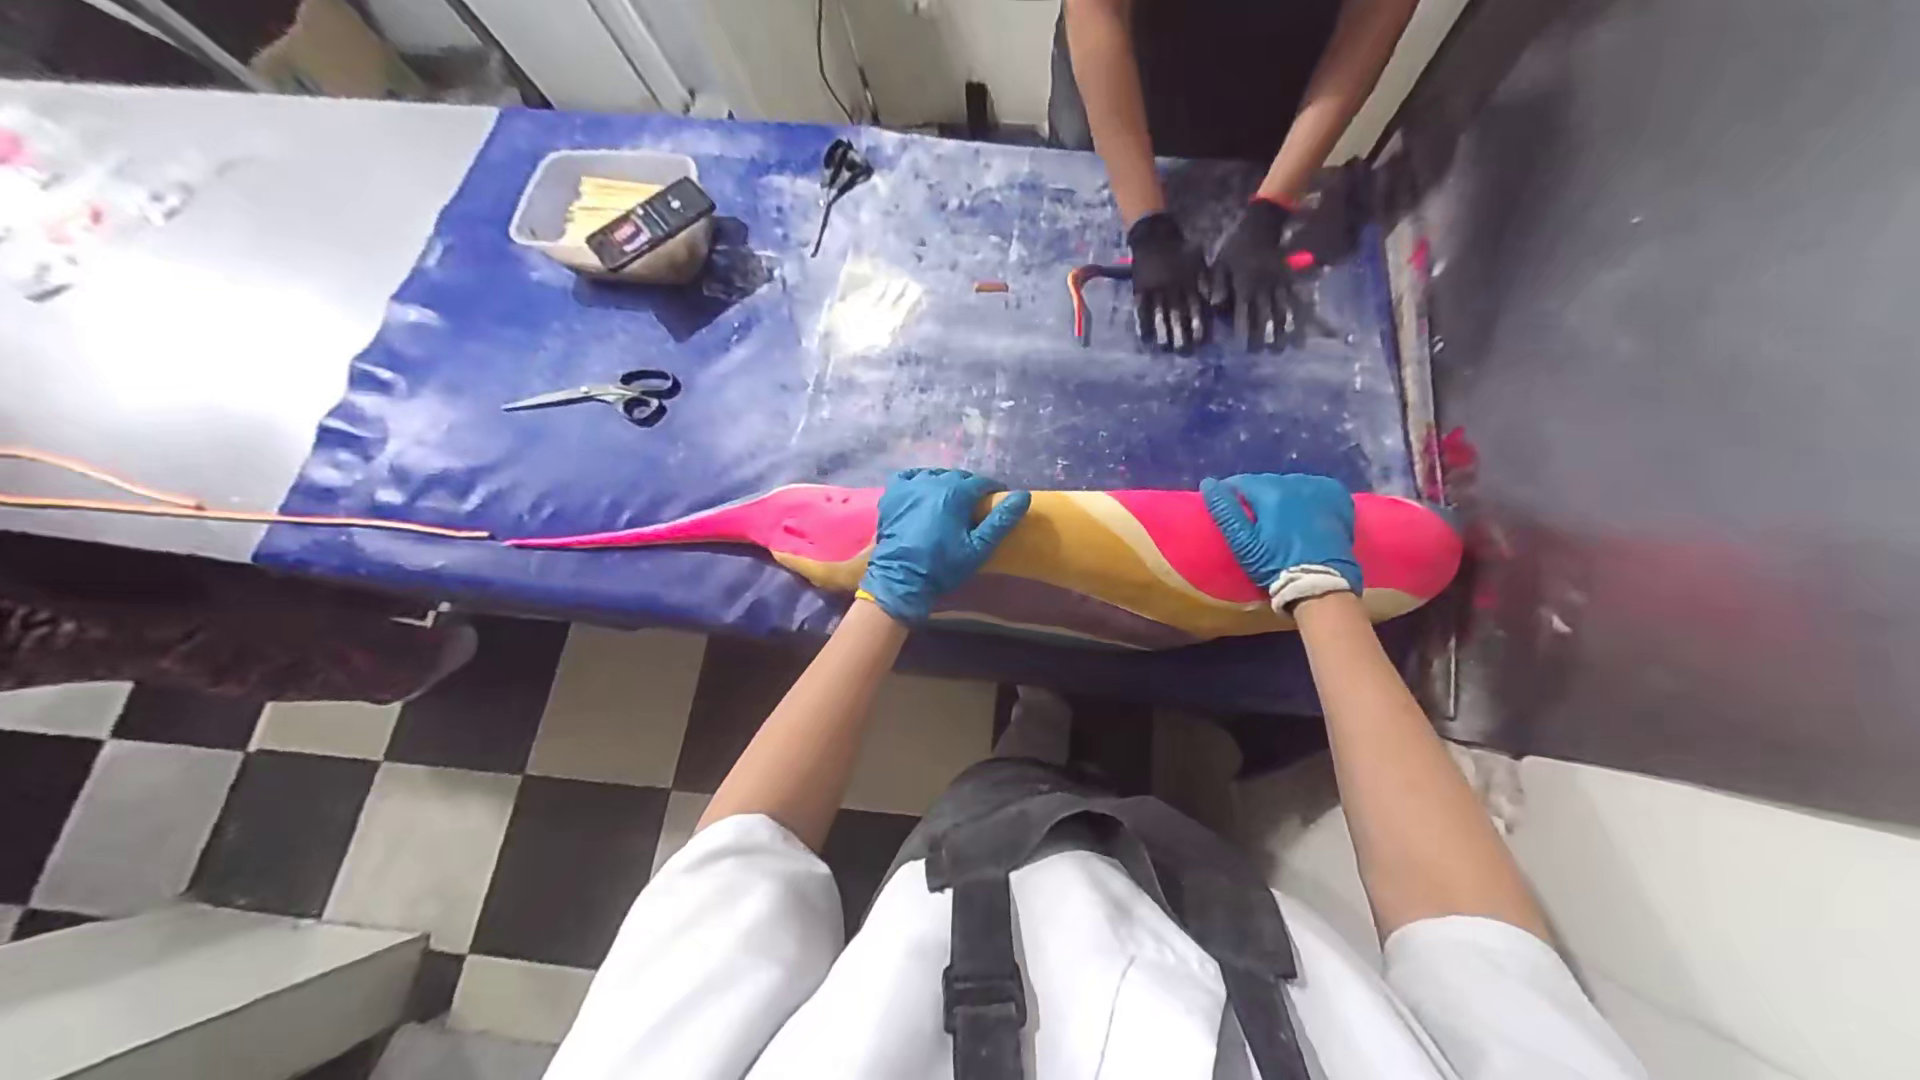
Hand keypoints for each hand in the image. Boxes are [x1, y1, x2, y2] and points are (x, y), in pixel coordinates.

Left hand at [858, 468, 1031, 623]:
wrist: (901, 578)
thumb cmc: (943, 566)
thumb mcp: (979, 548)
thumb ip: (1001, 521)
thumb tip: (1024, 496)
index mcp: (957, 492)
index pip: (983, 482)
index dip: (993, 491)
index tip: (996, 501)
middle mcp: (934, 481)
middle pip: (959, 477)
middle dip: (970, 488)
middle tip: (973, 507)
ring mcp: (911, 485)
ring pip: (935, 475)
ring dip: (945, 484)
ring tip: (949, 502)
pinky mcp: (893, 493)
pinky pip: (908, 477)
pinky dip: (918, 481)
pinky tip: (921, 492)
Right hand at [1125, 212, 1208, 351]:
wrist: (1155, 235)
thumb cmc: (1181, 249)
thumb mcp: (1199, 263)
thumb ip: (1206, 283)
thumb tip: (1214, 304)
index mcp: (1189, 283)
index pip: (1194, 308)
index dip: (1196, 325)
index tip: (1199, 342)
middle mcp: (1173, 289)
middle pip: (1177, 316)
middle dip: (1179, 335)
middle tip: (1182, 352)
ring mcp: (1156, 290)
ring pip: (1160, 315)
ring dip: (1162, 333)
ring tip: (1163, 348)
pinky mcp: (1140, 290)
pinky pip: (1141, 310)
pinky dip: (1143, 324)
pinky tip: (1145, 338)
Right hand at [1201, 472, 1361, 610]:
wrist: (1320, 584)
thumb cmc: (1275, 565)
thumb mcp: (1243, 544)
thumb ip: (1225, 511)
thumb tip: (1208, 483)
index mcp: (1271, 491)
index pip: (1241, 482)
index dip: (1231, 495)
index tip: (1230, 512)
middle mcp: (1297, 482)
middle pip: (1266, 482)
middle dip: (1257, 497)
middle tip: (1254, 522)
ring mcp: (1320, 488)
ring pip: (1289, 485)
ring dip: (1281, 497)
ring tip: (1278, 521)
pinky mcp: (1337, 497)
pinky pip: (1313, 488)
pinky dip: (1305, 497)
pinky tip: (1302, 515)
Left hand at [1210, 199, 1304, 350]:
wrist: (1260, 224)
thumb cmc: (1235, 248)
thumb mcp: (1219, 265)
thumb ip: (1217, 286)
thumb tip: (1216, 306)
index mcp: (1244, 287)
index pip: (1245, 314)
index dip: (1247, 332)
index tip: (1249, 350)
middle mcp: (1263, 288)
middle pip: (1267, 315)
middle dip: (1269, 335)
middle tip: (1272, 353)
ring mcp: (1279, 283)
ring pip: (1284, 308)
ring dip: (1287, 329)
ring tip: (1289, 346)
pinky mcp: (1290, 278)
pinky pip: (1297, 296)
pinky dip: (1302, 312)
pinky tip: (1306, 326)